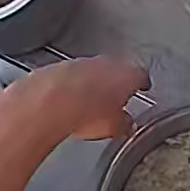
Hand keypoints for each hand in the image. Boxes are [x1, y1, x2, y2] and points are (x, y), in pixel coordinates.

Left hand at [0, 56, 148, 143]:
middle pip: (116, 69)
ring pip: (92, 71)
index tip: (142, 87)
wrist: (47, 104)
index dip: (142, 83)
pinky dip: (72, 86)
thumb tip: (125, 124)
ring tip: (92, 104)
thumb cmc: (85, 112)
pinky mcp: (56, 68)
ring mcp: (79, 63)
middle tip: (117, 98)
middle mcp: (104, 63)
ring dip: (93, 83)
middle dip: (116, 82)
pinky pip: (69, 76)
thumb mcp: (115, 127)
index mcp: (126, 75)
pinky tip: (70, 102)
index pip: (140, 75)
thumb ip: (124, 123)